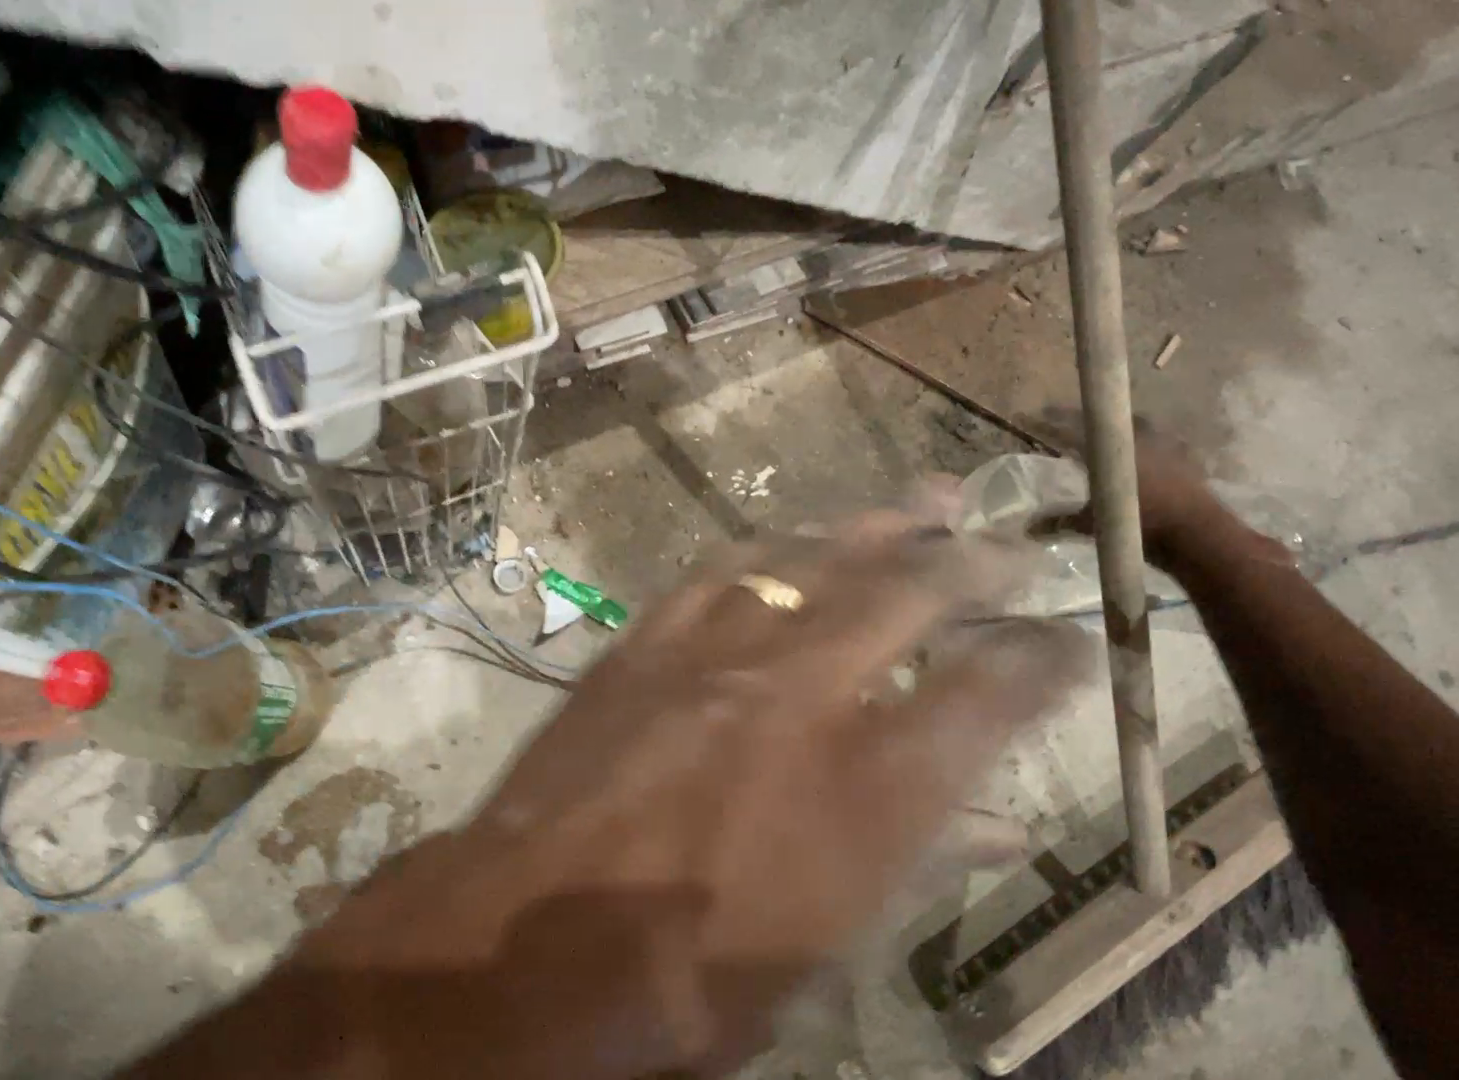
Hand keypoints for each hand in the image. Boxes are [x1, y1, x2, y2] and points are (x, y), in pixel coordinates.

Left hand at [283, 490, 1094, 1077]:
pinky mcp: (642, 646)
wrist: (532, 932)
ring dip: (872, 529)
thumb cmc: (690, 970)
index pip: (990, 690)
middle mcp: (801, 695)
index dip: (1042, 656)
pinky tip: (788, 541)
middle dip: (970, 562)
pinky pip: (715, 574)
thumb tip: (999, 827)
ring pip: (810, 562)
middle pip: (905, 594)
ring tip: (921, 503)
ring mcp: (712, 657)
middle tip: (1007, 542)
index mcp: (871, 786)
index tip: (1066, 639)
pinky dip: (765, 552)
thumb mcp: (832, 943)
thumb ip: (918, 862)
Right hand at [1031, 409, 1285, 574]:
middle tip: (1065, 423)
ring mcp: (1164, 446)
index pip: (1070, 430)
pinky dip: (1141, 444)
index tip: (1028, 417)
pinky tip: (1137, 454)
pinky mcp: (1184, 458)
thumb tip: (1027, 529)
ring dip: (1115, 429)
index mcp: (1108, 451)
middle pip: (1104, 421)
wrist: (1198, 535)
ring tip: (1102, 436)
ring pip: (1133, 426)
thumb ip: (1060, 522)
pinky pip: (1157, 441)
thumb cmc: (1142, 526)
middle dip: (1083, 421)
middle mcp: (1135, 441)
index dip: (1047, 423)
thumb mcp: (1092, 525)